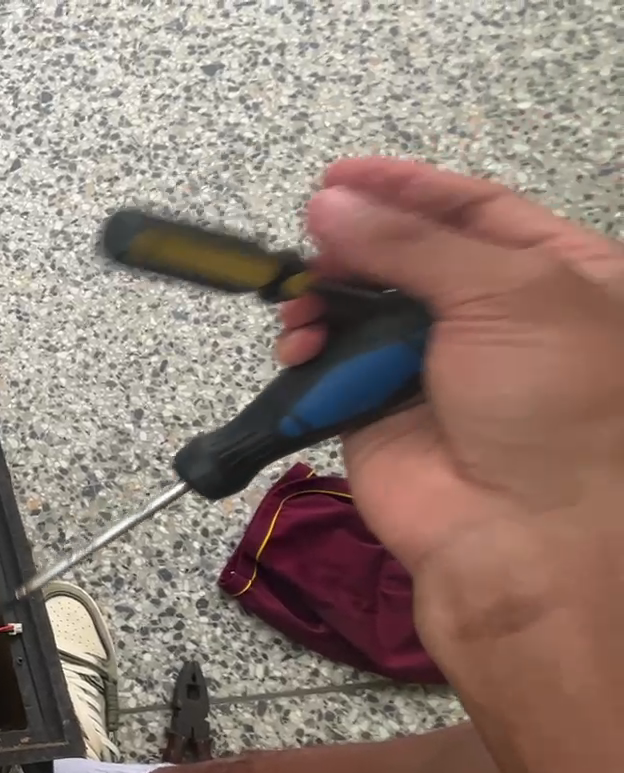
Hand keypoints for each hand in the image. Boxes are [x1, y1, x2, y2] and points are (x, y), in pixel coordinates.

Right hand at [275, 158, 623, 635]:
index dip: (405, 189)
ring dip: (316, 306)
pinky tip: (296, 351)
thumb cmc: (552, 397)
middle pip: (397, 261)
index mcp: (546, 274)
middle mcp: (478, 315)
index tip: (336, 175)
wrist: (517, 521)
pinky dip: (301, 354)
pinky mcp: (363, 405)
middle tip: (306, 250)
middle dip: (347, 252)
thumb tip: (326, 201)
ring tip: (299, 315)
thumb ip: (409, 246)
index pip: (468, 211)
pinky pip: (322, 366)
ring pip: (349, 313)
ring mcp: (417, 363)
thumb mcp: (505, 295)